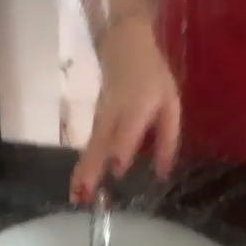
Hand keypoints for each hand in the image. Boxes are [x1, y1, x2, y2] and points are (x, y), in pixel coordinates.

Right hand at [70, 18, 181, 202]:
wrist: (123, 47)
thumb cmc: (152, 78)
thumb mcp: (170, 104)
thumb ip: (168, 137)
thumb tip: (163, 172)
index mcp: (136, 108)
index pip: (126, 130)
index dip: (122, 148)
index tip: (117, 169)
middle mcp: (114, 117)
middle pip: (100, 145)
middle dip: (91, 170)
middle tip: (84, 196)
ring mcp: (100, 121)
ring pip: (91, 149)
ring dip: (82, 174)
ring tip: (75, 198)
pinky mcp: (94, 126)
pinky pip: (89, 149)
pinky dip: (82, 168)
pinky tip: (78, 187)